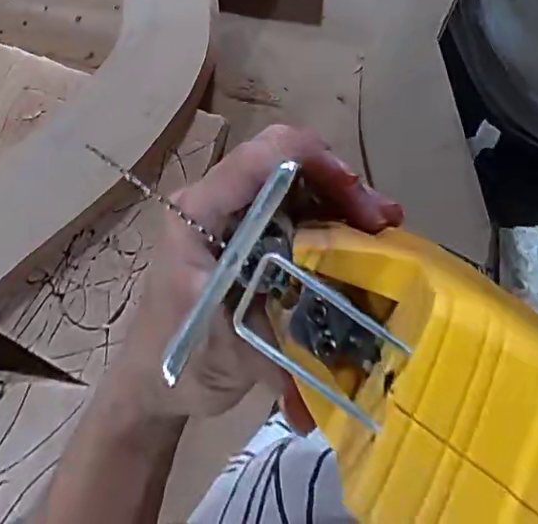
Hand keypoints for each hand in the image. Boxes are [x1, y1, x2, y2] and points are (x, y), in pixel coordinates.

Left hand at [111, 125, 403, 419]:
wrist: (152, 376)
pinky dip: (334, 216)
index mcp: (199, 211)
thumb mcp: (228, 350)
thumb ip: (286, 338)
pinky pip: (298, 206)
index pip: (254, 160)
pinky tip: (365, 239)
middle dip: (338, 182)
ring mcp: (237, 212)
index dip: (309, 160)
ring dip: (342, 198)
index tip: (355, 195)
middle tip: (382, 219)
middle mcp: (218, 199)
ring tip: (385, 228)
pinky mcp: (253, 229)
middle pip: (284, 162)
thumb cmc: (176, 359)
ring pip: (297, 179)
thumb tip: (353, 342)